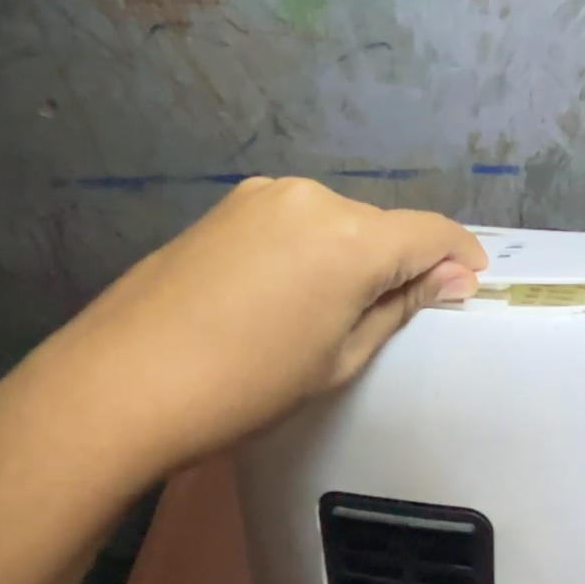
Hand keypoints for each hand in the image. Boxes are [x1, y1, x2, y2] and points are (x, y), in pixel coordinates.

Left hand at [0, 178, 485, 484]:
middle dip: (402, 263)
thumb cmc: (246, 386)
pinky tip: (284, 294)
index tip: (468, 285)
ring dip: (353, 257)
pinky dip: (311, 250)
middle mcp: (314, 198)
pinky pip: (295, 222)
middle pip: (383, 227)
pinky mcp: (226, 207)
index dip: (460, 257)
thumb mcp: (340, 357)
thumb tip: (455, 277)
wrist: (116, 386)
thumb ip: (402, 306)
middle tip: (392, 317)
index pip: (433, 232)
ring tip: (328, 312)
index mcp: (353, 237)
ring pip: (338, 223)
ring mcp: (263, 196)